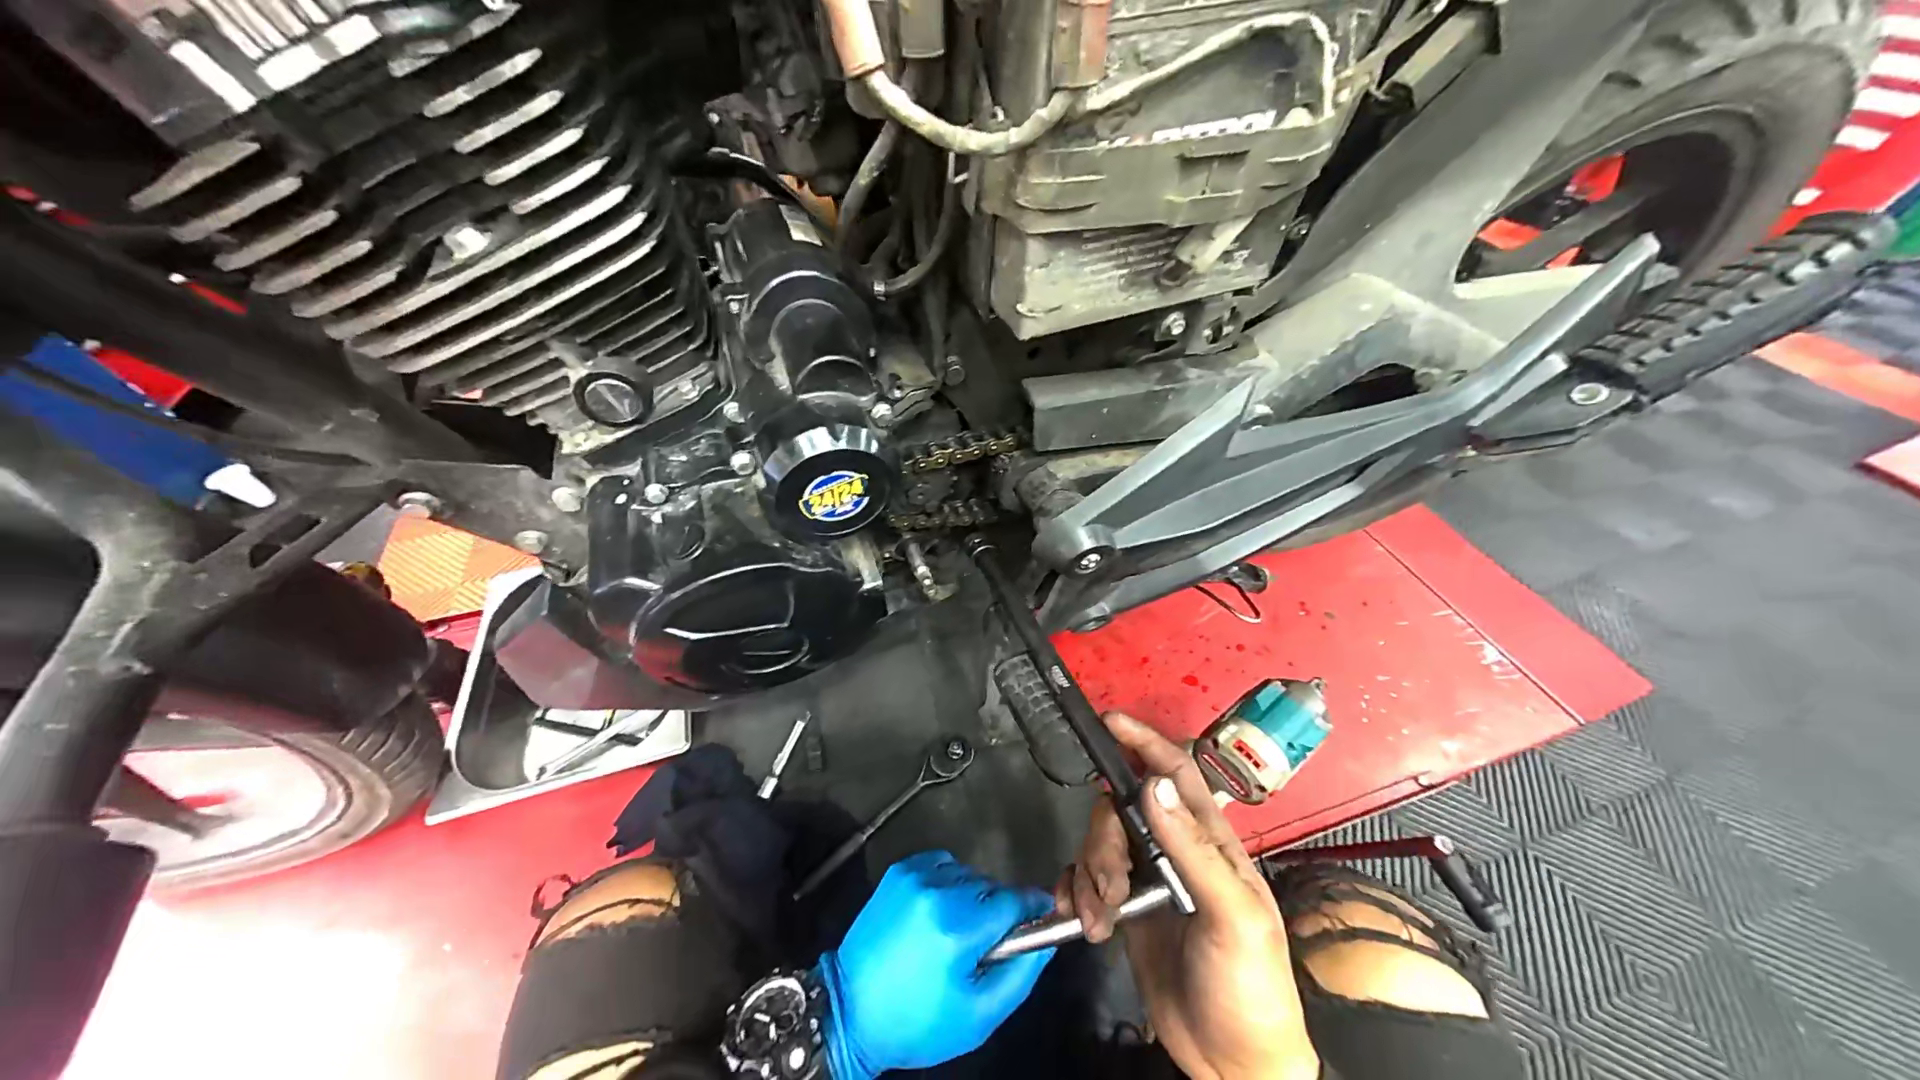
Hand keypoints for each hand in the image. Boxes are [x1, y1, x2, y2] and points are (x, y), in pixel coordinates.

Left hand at [817, 851, 1054, 1079]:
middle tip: (987, 942)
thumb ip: (1021, 975)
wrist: (849, 1009)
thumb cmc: (916, 1021)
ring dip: (973, 895)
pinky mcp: (898, 871)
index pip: (1013, 900)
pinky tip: (939, 910)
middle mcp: (937, 892)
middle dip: (998, 910)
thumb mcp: (978, 1017)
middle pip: (991, 886)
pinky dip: (948, 881)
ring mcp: (914, 877)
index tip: (1042, 912)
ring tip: (958, 929)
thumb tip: (1046, 940)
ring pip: (968, 873)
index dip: (1032, 906)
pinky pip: (942, 863)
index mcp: (958, 929)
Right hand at [1057, 712, 1317, 1079]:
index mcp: (1210, 842)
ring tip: (1101, 919)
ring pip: (1099, 843)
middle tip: (1111, 888)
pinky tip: (1080, 919)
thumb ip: (1194, 850)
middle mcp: (1175, 851)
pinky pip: (1085, 880)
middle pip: (1121, 809)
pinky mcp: (1126, 909)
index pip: (1176, 773)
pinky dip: (1075, 892)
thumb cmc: (1250, 987)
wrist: (1232, 1063)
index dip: (1145, 742)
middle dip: (1104, 841)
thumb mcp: (1232, 916)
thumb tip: (1155, 786)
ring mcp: (1148, 879)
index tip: (1110, 722)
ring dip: (1090, 875)